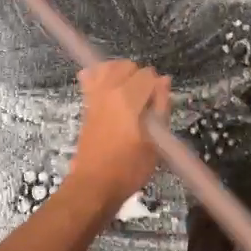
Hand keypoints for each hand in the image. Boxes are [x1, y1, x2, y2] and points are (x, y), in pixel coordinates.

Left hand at [68, 60, 168, 205]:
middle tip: (146, 103)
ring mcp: (94, 95)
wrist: (94, 184)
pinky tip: (109, 91)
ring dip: (121, 74)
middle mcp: (109, 90)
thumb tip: (164, 80)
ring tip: (129, 94)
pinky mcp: (86, 104)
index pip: (148, 74)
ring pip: (108, 67)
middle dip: (140, 78)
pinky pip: (90, 77)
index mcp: (128, 98)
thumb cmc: (129, 167)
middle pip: (128, 66)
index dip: (157, 88)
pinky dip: (99, 76)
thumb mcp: (156, 142)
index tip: (158, 107)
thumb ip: (161, 107)